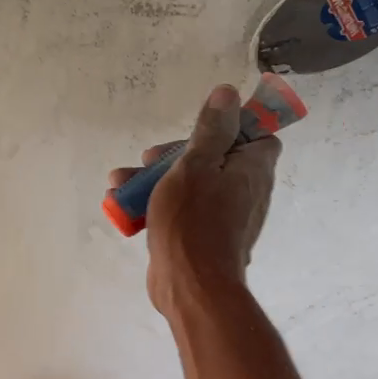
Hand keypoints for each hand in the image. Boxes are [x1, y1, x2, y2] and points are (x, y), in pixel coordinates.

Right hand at [107, 83, 281, 315]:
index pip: (257, 135)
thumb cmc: (193, 220)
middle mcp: (246, 192)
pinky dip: (158, 205)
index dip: (229, 127)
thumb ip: (210, 130)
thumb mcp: (195, 166)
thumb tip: (227, 93)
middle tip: (147, 158)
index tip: (197, 130)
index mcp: (252, 170)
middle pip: (214, 159)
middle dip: (174, 155)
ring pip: (192, 186)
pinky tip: (127, 208)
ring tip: (120, 184)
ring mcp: (226, 218)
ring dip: (156, 180)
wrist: (191, 285)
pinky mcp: (204, 238)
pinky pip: (183, 211)